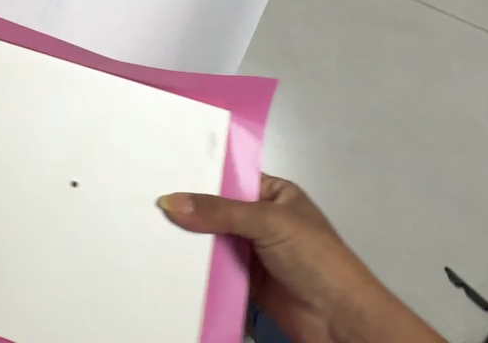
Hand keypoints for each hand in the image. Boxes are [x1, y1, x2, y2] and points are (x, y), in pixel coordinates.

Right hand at [159, 176, 439, 342]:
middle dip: (189, 205)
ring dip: (188, 235)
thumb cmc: (314, 257)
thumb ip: (218, 212)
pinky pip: (214, 266)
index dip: (199, 173)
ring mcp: (253, 250)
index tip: (162, 166)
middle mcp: (261, 218)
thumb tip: (168, 201)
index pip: (230, 176)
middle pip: (217, 207)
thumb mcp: (267, 222)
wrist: (341, 321)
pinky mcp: (245, 279)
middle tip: (146, 192)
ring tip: (147, 221)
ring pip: (213, 237)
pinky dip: (195, 263)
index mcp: (274, 193)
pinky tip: (166, 254)